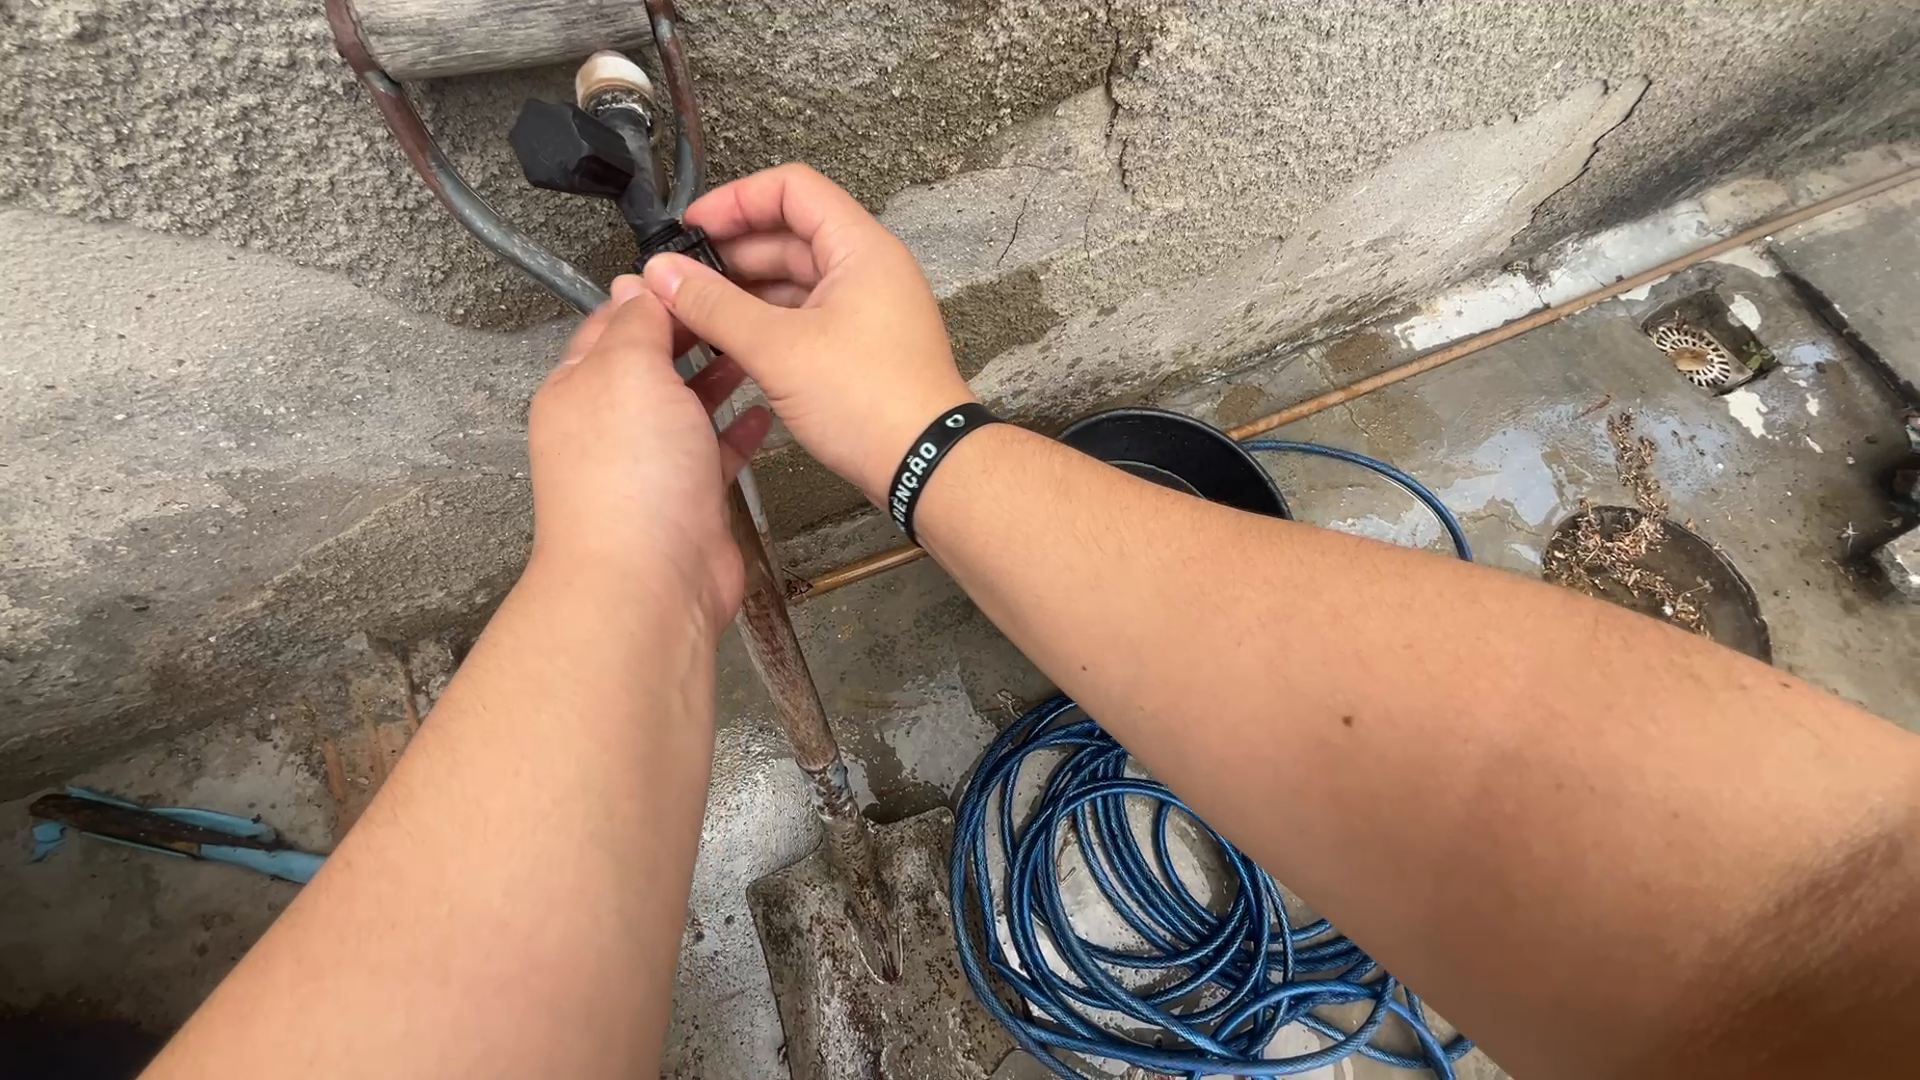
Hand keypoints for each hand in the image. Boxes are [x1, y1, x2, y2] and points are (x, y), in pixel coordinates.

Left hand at [526, 276, 770, 633]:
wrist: (652, 577)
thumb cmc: (632, 473)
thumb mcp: (629, 372)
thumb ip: (637, 325)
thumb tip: (636, 288)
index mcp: (581, 387)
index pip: (614, 325)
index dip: (656, 297)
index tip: (703, 276)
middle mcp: (613, 424)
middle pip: (655, 365)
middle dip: (694, 335)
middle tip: (741, 308)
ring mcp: (654, 464)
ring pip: (689, 408)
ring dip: (720, 378)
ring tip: (758, 349)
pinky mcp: (693, 497)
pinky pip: (717, 452)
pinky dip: (740, 431)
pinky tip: (765, 414)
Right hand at [640, 164, 973, 501]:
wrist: (925, 466)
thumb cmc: (871, 403)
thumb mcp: (779, 350)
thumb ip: (715, 307)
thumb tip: (664, 274)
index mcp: (861, 250)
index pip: (793, 190)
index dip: (737, 201)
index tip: (693, 228)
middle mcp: (870, 272)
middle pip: (791, 237)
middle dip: (734, 254)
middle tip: (683, 279)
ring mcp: (869, 312)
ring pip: (798, 284)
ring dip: (748, 294)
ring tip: (699, 314)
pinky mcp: (864, 349)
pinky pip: (810, 319)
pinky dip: (771, 325)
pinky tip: (734, 343)